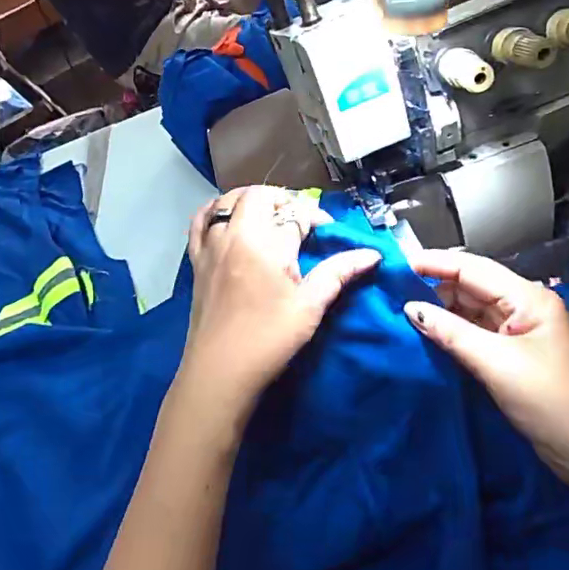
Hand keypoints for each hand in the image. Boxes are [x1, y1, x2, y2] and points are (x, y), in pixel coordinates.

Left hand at [178, 187, 380, 424]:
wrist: (219, 373)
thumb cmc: (269, 339)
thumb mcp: (310, 306)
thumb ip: (338, 273)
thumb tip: (371, 254)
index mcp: (266, 244)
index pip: (295, 213)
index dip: (315, 218)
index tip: (327, 233)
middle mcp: (235, 235)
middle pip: (259, 196)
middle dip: (283, 201)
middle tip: (299, 221)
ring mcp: (211, 246)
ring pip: (227, 201)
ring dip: (250, 200)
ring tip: (268, 216)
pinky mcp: (196, 261)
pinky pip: (200, 222)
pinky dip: (214, 210)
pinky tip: (226, 218)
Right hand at [405, 249, 568, 479]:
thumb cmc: (552, 402)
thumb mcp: (498, 364)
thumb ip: (452, 333)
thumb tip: (410, 309)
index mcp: (529, 298)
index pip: (473, 269)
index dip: (435, 264)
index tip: (399, 266)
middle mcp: (524, 308)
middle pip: (472, 287)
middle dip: (435, 287)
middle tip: (394, 293)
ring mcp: (521, 333)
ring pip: (473, 311)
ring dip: (443, 311)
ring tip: (404, 313)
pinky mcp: (515, 357)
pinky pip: (478, 334)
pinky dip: (454, 333)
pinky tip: (429, 336)